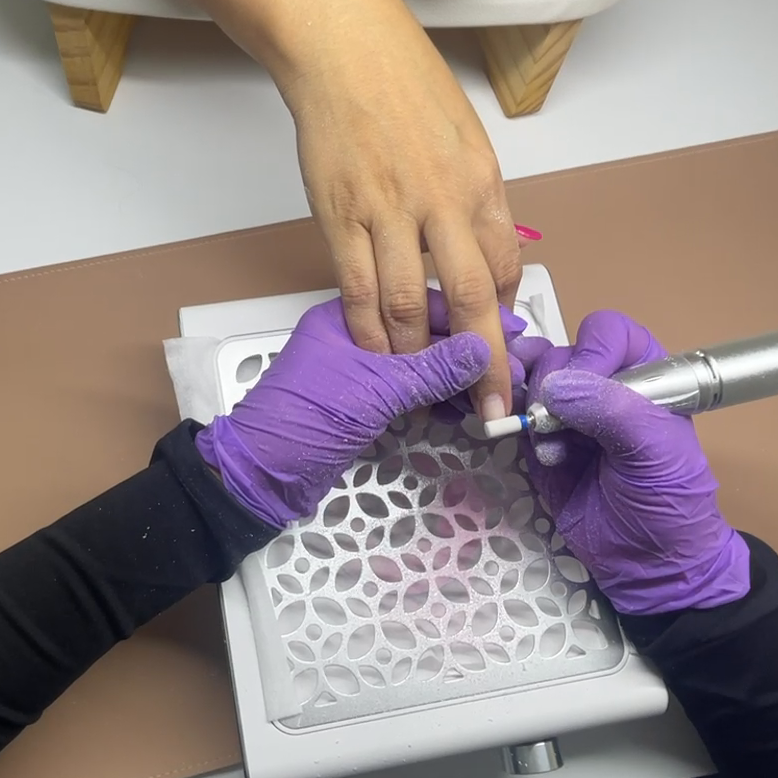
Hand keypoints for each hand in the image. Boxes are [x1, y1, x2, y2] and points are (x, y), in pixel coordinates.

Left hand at [197, 292, 498, 527]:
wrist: (263, 475)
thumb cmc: (309, 421)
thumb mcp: (373, 391)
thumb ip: (430, 369)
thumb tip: (485, 348)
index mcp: (349, 314)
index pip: (420, 302)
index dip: (468, 319)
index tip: (512, 332)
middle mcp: (355, 336)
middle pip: (422, 333)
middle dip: (467, 352)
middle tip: (514, 366)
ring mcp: (358, 371)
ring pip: (417, 365)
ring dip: (454, 378)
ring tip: (495, 391)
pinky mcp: (360, 403)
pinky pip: (407, 391)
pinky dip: (434, 398)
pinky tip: (464, 408)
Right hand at [284, 28, 521, 424]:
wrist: (344, 53)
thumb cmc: (408, 89)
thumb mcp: (466, 140)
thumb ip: (476, 203)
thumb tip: (480, 260)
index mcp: (481, 182)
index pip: (504, 266)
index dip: (503, 318)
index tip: (499, 351)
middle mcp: (442, 202)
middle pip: (468, 298)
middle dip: (482, 364)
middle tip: (488, 409)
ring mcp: (388, 212)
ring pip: (407, 305)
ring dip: (414, 356)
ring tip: (418, 386)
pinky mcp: (341, 219)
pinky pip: (357, 290)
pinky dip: (368, 330)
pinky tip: (376, 353)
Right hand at [521, 311, 750, 613]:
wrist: (643, 565)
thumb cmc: (665, 505)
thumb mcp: (656, 455)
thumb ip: (614, 411)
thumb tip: (555, 386)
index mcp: (645, 375)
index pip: (607, 333)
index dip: (589, 354)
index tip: (580, 392)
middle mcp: (602, 385)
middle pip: (558, 351)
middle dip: (549, 382)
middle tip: (552, 422)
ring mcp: (567, 413)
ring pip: (529, 377)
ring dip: (525, 399)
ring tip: (537, 434)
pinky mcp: (538, 439)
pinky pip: (513, 410)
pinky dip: (508, 418)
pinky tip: (524, 441)